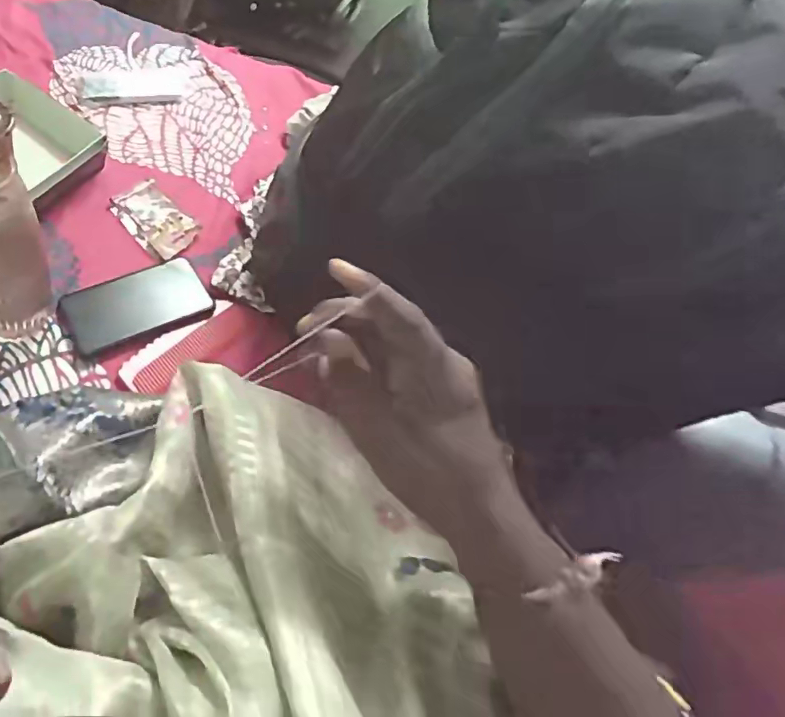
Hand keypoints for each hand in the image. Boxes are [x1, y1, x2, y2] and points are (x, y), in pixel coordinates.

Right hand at [301, 259, 514, 541]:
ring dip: (349, 336)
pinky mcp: (432, 389)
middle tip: (302, 328)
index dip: (366, 287)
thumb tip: (324, 341)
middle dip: (342, 316)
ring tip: (312, 346)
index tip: (334, 266)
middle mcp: (440, 360)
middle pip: (387, 322)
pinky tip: (336, 365)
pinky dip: (362, 356)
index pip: (399, 314)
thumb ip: (348, 380)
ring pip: (387, 339)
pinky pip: (392, 359)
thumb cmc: (430, 475)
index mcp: (434, 366)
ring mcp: (439, 373)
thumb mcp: (377, 430)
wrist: (481, 518)